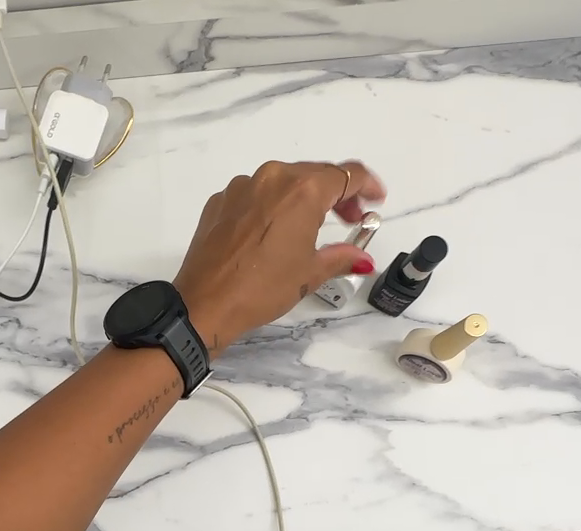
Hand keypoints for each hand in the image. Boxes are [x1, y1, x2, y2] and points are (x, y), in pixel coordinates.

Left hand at [172, 160, 385, 354]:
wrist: (204, 304)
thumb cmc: (262, 289)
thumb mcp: (309, 273)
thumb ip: (341, 257)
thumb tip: (362, 258)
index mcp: (302, 189)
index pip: (347, 175)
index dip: (367, 186)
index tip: (375, 199)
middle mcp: (272, 177)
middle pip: (314, 175)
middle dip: (336, 195)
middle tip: (347, 220)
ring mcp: (241, 187)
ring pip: (281, 184)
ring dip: (300, 200)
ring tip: (306, 229)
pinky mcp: (218, 202)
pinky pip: (252, 196)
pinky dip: (268, 208)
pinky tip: (269, 235)